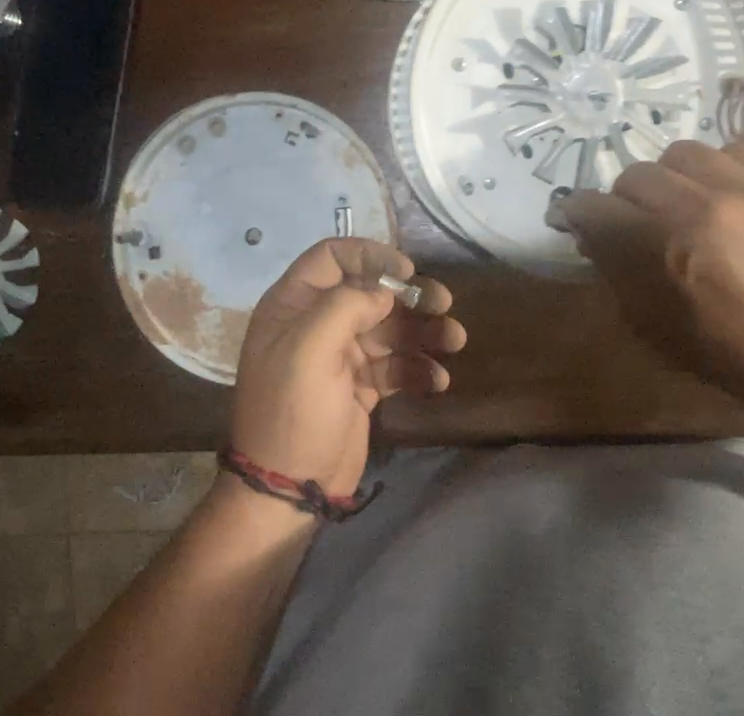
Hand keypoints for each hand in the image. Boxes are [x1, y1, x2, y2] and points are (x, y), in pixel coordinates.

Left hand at [231, 239, 465, 497]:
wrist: (289, 487)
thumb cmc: (293, 411)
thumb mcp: (308, 350)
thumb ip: (345, 306)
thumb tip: (383, 290)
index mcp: (293, 305)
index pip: (332, 258)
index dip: (370, 256)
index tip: (406, 272)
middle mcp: (316, 324)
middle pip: (370, 293)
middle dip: (409, 297)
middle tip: (444, 304)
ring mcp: (340, 358)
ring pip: (389, 330)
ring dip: (424, 333)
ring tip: (454, 342)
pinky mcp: (360, 388)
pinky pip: (395, 367)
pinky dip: (418, 370)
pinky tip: (437, 381)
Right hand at [560, 141, 743, 404]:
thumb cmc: (725, 350)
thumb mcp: (651, 323)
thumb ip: (615, 271)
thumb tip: (590, 233)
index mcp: (663, 247)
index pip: (594, 206)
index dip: (575, 212)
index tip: (574, 220)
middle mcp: (699, 205)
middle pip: (634, 175)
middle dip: (624, 200)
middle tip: (636, 223)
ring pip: (680, 153)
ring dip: (669, 177)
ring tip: (681, 202)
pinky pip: (730, 151)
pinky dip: (715, 170)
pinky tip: (720, 195)